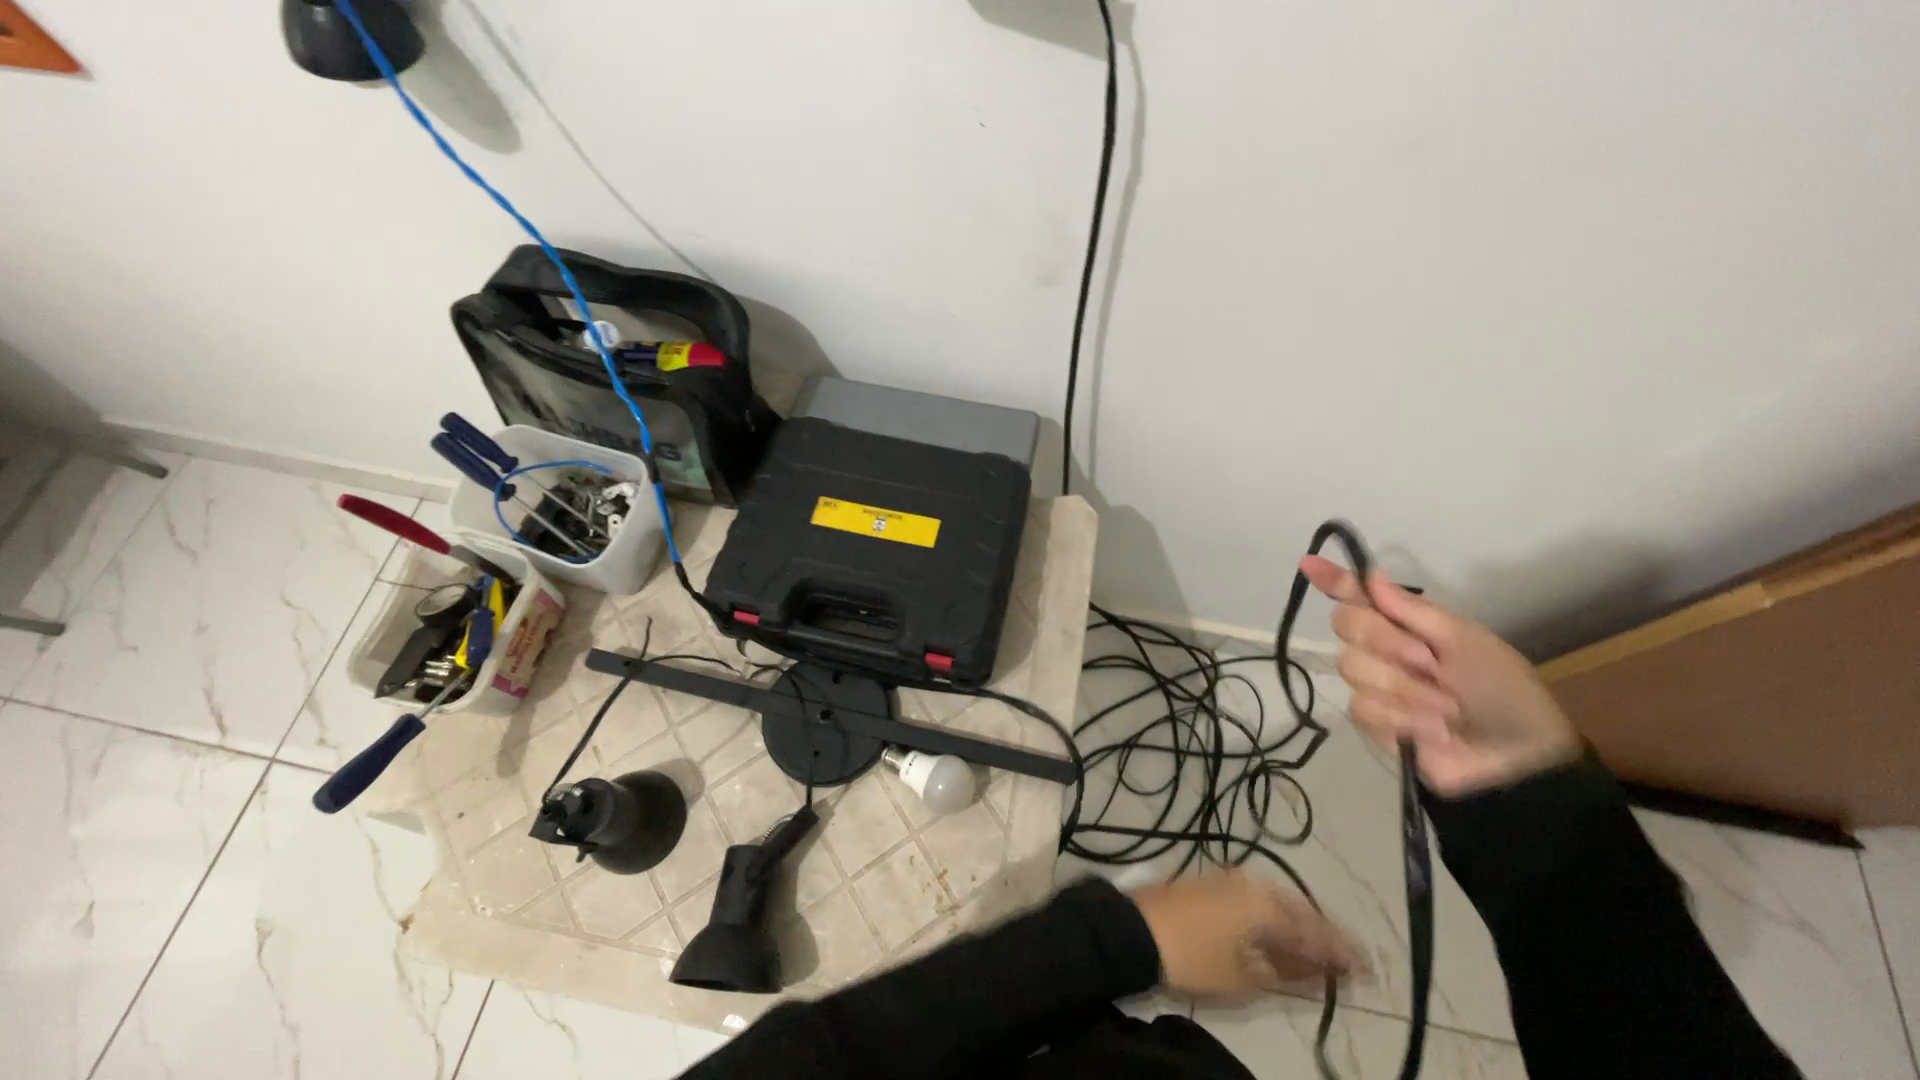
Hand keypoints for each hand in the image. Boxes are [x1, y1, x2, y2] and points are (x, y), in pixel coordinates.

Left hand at [1131, 869, 1364, 1000]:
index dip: (1343, 953)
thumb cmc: (1192, 956)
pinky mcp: (1211, 884)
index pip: (1316, 931)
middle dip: (1322, 938)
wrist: (1133, 930)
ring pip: (1276, 905)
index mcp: (1267, 904)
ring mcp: (1230, 880)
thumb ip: (1286, 972)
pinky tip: (1275, 939)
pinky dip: (1271, 922)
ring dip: (1296, 929)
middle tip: (1343, 964)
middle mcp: (1253, 884)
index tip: (1368, 970)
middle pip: (1298, 913)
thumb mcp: (1244, 976)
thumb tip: (1318, 973)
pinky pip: (1255, 902)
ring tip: (1312, 957)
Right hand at [1299, 555, 1582, 795]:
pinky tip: (1431, 729)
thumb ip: (1414, 611)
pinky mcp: (1373, 722)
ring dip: (1404, 688)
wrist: (1513, 757)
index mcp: (1409, 623)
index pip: (1360, 596)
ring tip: (1445, 707)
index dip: (1334, 580)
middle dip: (1386, 642)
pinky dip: (1402, 718)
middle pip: (1347, 626)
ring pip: (1353, 667)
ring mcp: (1375, 685)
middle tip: (1429, 661)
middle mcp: (1384, 648)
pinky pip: (1363, 707)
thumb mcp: (1466, 642)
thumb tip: (1371, 576)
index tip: (1308, 564)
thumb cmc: (1500, 690)